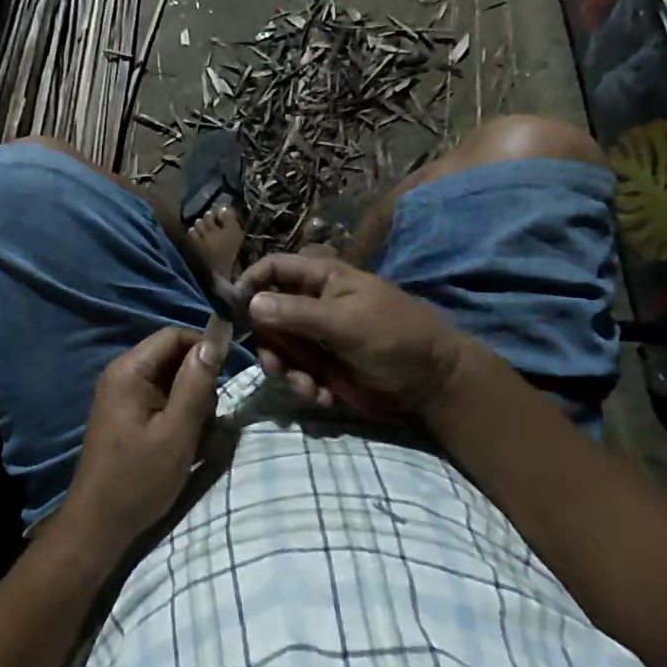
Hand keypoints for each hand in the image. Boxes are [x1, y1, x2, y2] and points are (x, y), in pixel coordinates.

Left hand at [60, 325, 226, 551]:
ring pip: (170, 377)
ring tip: (195, 431)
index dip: (205, 348)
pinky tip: (182, 437)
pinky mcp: (125, 412)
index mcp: (130, 370)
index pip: (175, 335)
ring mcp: (121, 393)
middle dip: (198, 378)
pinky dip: (178, 410)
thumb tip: (216, 337)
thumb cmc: (140, 478)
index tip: (227, 376)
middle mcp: (122, 373)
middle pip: (172, 355)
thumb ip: (197, 382)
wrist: (99, 524)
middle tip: (208, 414)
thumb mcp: (177, 430)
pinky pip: (160, 395)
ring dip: (191, 397)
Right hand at [237, 252, 474, 417]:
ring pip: (279, 350)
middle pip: (267, 316)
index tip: (235, 311)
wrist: (432, 381)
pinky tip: (325, 397)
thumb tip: (251, 303)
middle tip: (277, 367)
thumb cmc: (394, 336)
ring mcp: (316, 338)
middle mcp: (311, 304)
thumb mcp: (346, 322)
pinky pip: (296, 374)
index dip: (250, 283)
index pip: (273, 269)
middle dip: (270, 345)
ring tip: (308, 388)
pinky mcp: (322, 367)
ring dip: (287, 372)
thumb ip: (298, 313)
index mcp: (320, 279)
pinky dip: (305, 388)